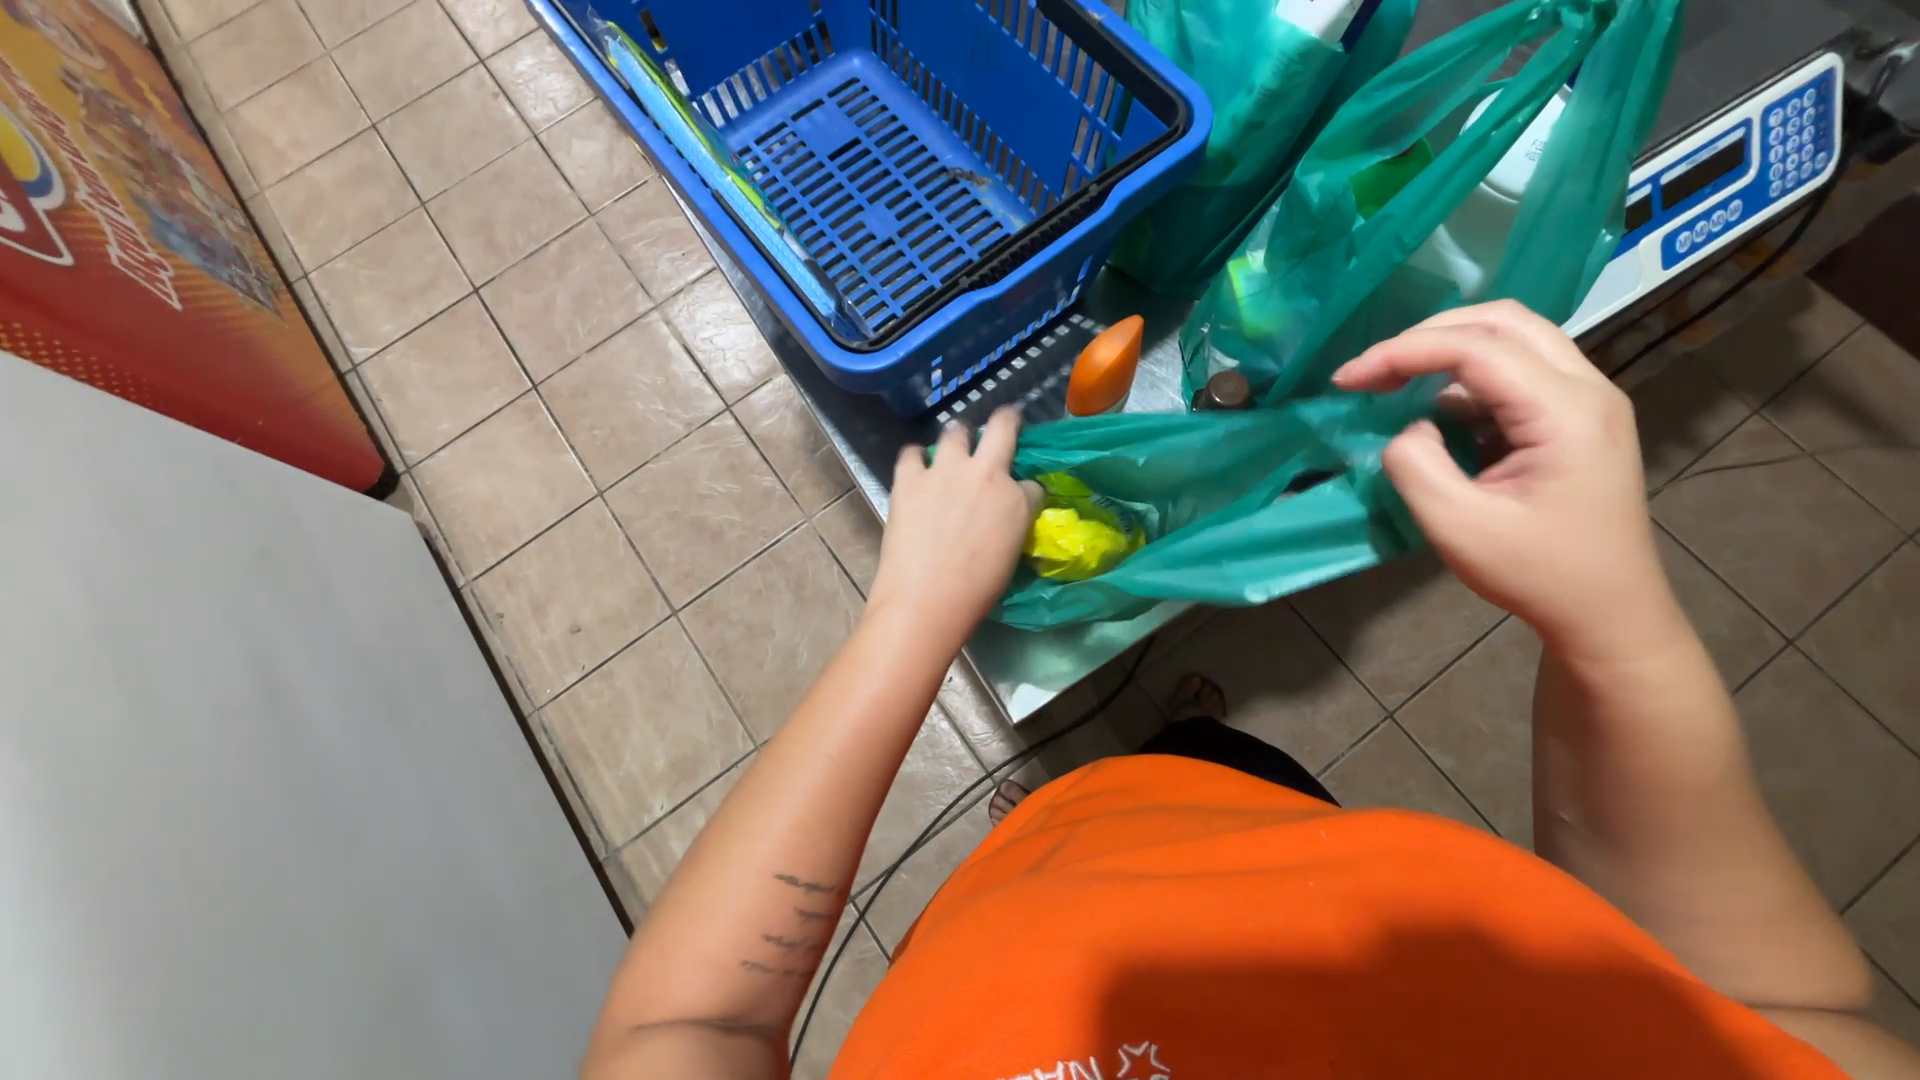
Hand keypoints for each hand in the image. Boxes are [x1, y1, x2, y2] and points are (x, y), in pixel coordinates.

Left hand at [868, 408, 1043, 651]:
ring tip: (954, 443)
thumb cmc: (975, 591)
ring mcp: (945, 471)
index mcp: (1017, 500)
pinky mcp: (909, 479)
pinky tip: (916, 465)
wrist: (926, 599)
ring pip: (956, 431)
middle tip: (1004, 421)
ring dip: (958, 435)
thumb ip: (1011, 526)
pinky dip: (915, 457)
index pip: (1032, 484)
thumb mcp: (1010, 556)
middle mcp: (986, 474)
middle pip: (1003, 428)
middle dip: (1006, 420)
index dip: (1026, 489)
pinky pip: (911, 453)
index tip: (1020, 497)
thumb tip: (1001, 519)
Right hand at [1332, 301, 1673, 659]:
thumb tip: (1407, 429)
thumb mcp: (1457, 527)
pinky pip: (1516, 370)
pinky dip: (1465, 377)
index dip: (1402, 352)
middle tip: (1372, 369)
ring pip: (1512, 337)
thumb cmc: (1535, 572)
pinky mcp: (1574, 416)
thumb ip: (1416, 465)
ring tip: (1393, 382)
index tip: (1347, 380)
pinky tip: (1433, 410)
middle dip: (1425, 335)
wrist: (1606, 610)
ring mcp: (1586, 399)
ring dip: (1447, 349)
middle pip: (1502, 321)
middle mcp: (1587, 388)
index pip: (1476, 347)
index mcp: (1565, 411)